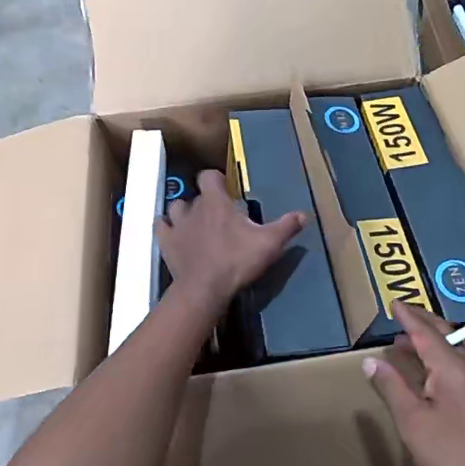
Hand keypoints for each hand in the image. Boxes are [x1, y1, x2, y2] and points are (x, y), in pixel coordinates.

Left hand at [156, 170, 303, 307]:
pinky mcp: (165, 243)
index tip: (226, 188)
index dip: (216, 179)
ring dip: (184, 212)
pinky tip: (174, 233)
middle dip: (206, 201)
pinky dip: (166, 227)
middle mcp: (193, 208)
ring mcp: (176, 226)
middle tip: (219, 215)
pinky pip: (160, 227)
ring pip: (176, 208)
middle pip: (196, 195)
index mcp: (216, 202)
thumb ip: (286, 227)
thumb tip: (304, 214)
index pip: (209, 176)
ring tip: (196, 223)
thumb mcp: (269, 244)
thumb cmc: (237, 261)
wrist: (205, 289)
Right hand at [363, 304, 464, 465]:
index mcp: (451, 367)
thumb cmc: (450, 451)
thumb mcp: (412, 420)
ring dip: (429, 340)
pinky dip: (439, 356)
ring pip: (452, 348)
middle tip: (401, 313)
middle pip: (443, 334)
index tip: (393, 303)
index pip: (425, 332)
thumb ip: (391, 386)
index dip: (407, 317)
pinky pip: (458, 362)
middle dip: (421, 322)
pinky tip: (428, 370)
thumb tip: (371, 360)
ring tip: (405, 342)